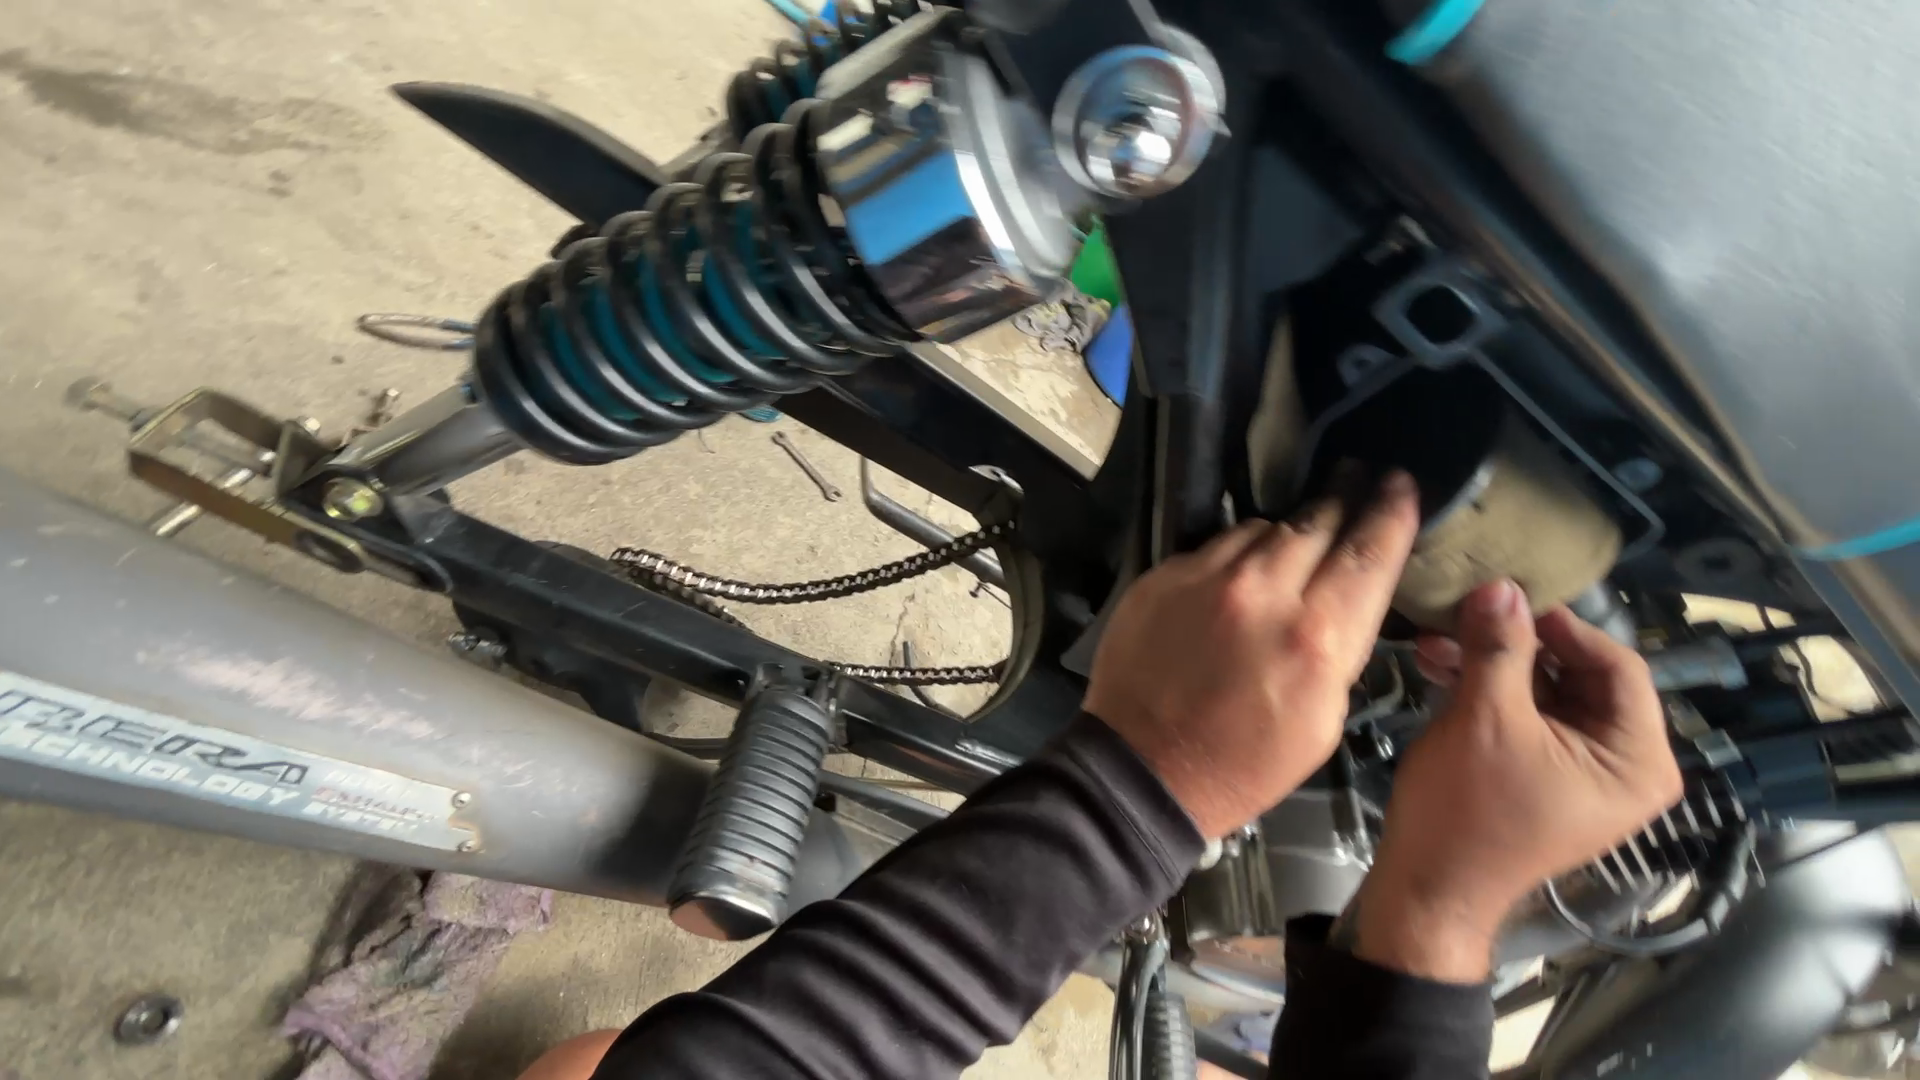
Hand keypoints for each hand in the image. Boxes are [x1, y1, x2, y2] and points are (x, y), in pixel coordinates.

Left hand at [1083, 472, 1420, 838]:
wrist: (1143, 766)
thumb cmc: (1243, 761)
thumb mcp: (1323, 720)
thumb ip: (1340, 646)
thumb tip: (1343, 597)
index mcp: (1316, 638)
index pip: (1368, 553)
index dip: (1390, 511)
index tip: (1399, 481)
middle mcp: (1261, 594)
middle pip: (1314, 522)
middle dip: (1340, 499)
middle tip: (1354, 478)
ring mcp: (1203, 579)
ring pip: (1260, 528)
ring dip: (1281, 535)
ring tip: (1287, 548)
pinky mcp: (1161, 577)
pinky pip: (1211, 547)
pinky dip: (1231, 556)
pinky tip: (1230, 579)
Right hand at [1349, 580, 1682, 981]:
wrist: (1428, 880)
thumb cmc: (1470, 806)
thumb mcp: (1485, 719)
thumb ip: (1498, 649)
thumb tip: (1501, 585)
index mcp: (1636, 757)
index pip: (1617, 666)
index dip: (1562, 626)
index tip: (1504, 598)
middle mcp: (1617, 761)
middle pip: (1574, 676)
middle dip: (1513, 643)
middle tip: (1461, 613)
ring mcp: (1573, 768)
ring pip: (1537, 692)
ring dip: (1486, 662)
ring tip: (1433, 639)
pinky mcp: (1532, 770)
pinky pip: (1517, 715)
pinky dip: (1480, 688)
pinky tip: (1434, 666)